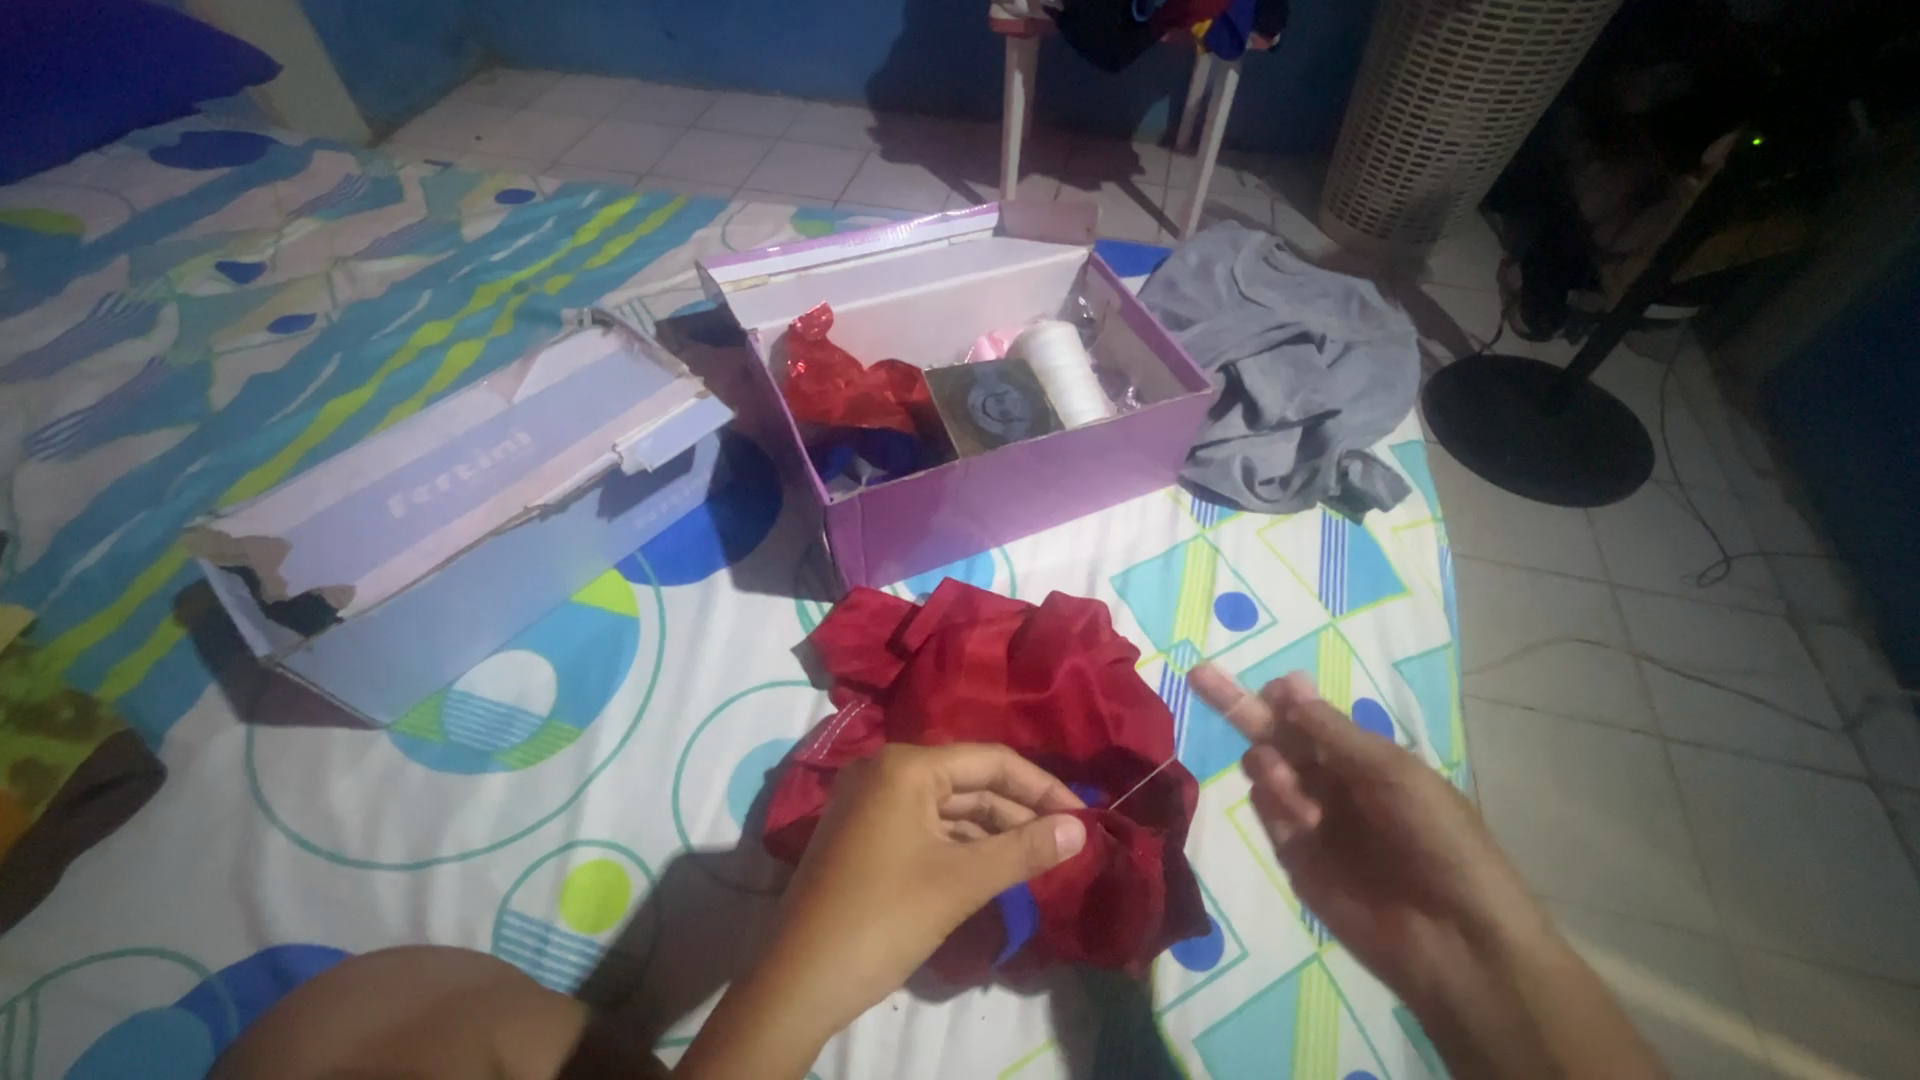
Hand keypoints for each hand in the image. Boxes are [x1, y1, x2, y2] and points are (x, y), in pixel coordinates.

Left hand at [677, 743, 1086, 1079]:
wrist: (799, 981)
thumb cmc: (885, 917)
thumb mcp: (962, 881)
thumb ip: (1024, 849)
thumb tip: (1080, 829)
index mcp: (905, 765)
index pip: (990, 761)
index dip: (1041, 787)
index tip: (1083, 816)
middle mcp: (885, 770)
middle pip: (969, 782)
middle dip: (1018, 811)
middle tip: (1066, 842)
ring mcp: (870, 803)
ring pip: (948, 807)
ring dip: (992, 831)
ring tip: (1039, 859)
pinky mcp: (864, 834)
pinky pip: (926, 827)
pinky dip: (961, 845)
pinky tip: (994, 868)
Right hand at [1187, 665, 1547, 1010]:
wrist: (1455, 941)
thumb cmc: (1440, 840)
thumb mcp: (1394, 773)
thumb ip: (1333, 733)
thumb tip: (1287, 684)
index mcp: (1364, 756)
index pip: (1309, 715)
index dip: (1285, 697)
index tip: (1273, 690)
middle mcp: (1332, 780)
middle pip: (1274, 734)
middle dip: (1239, 706)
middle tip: (1201, 676)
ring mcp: (1310, 817)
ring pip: (1265, 770)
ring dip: (1269, 763)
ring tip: (1284, 778)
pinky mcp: (1294, 855)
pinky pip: (1267, 813)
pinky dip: (1274, 803)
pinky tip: (1298, 814)